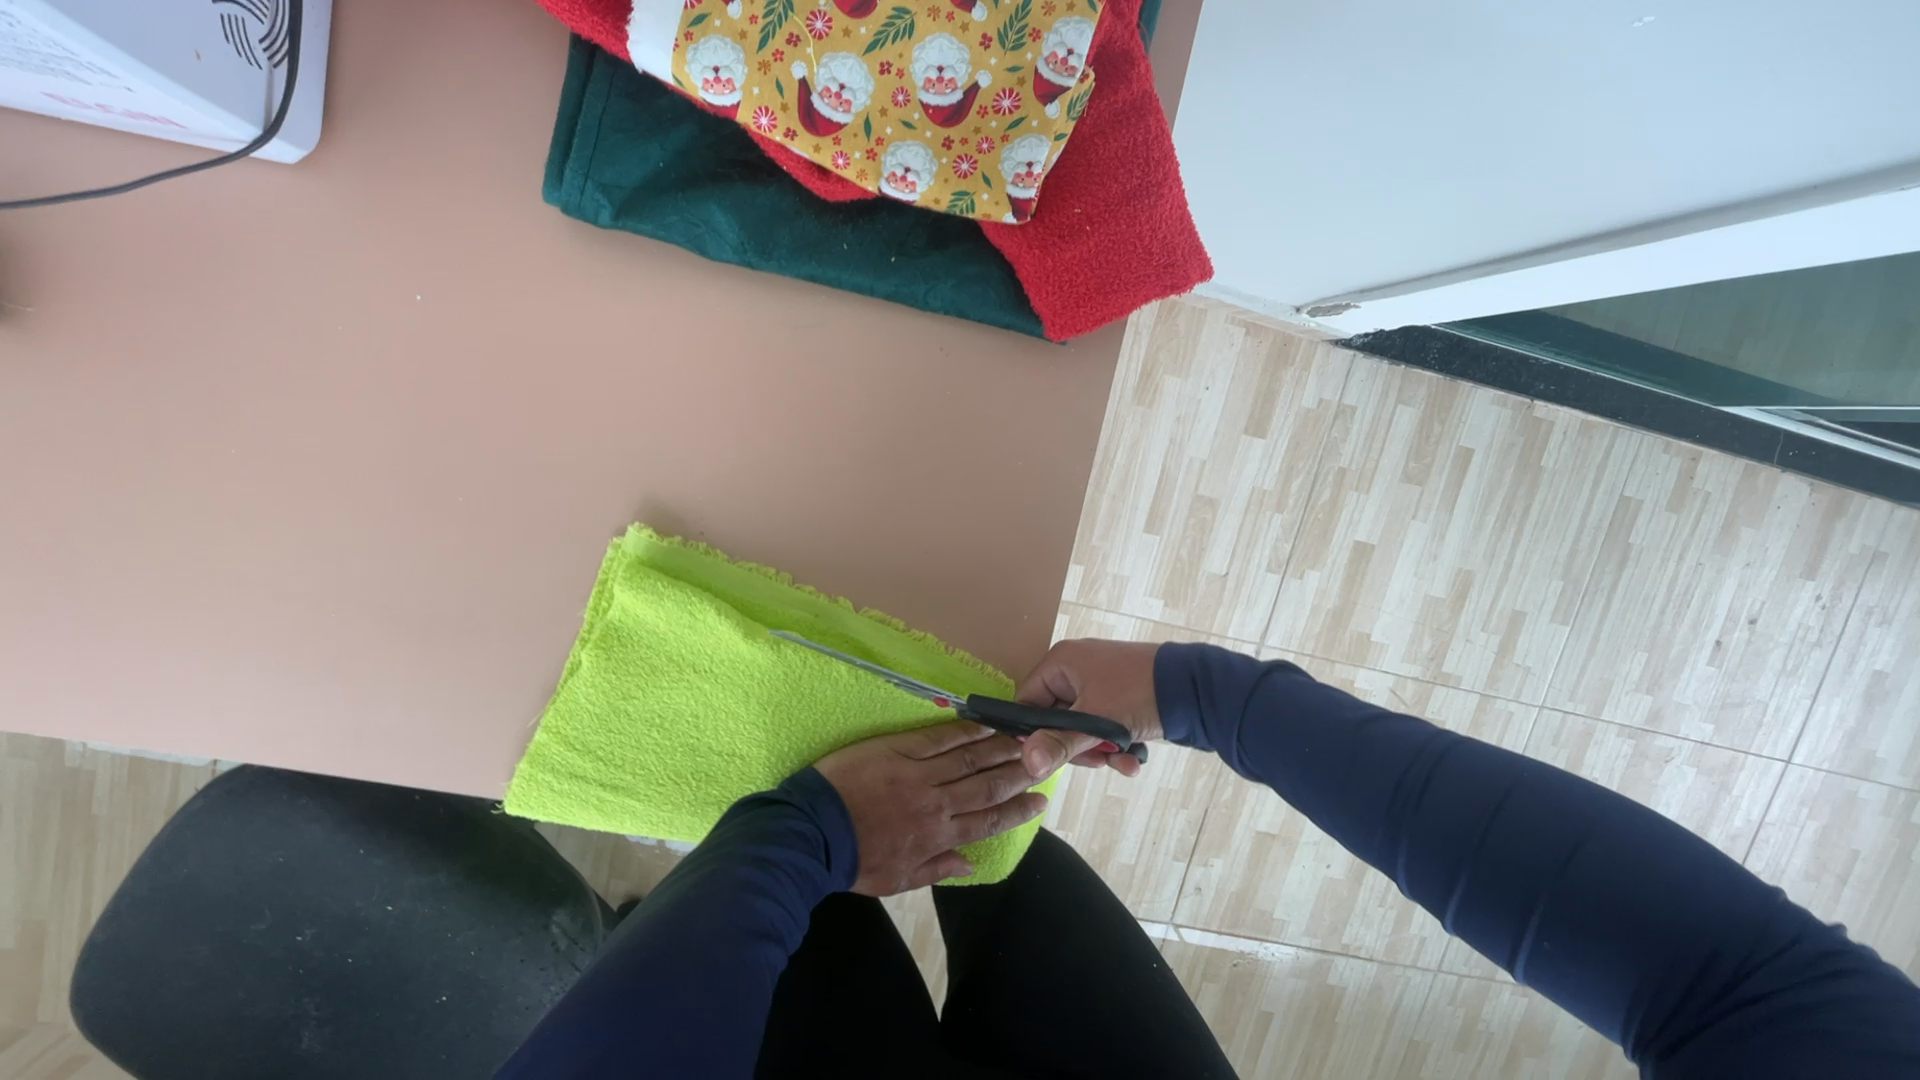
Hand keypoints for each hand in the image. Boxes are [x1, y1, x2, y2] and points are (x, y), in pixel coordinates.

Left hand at [813, 720, 1048, 896]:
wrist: (811, 835)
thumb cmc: (852, 861)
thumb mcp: (895, 880)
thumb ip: (936, 869)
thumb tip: (970, 863)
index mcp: (937, 837)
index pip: (988, 821)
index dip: (1017, 811)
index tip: (1040, 801)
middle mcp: (937, 803)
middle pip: (987, 785)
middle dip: (1018, 774)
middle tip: (1042, 762)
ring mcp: (918, 774)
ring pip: (969, 758)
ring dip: (999, 748)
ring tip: (1021, 739)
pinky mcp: (899, 750)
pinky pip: (939, 738)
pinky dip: (965, 730)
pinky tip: (983, 723)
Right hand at [1013, 639, 1162, 779]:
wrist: (1196, 687)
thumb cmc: (1137, 694)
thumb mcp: (1095, 722)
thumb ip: (1058, 744)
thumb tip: (1027, 763)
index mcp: (1061, 662)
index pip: (1027, 702)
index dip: (1034, 734)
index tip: (1050, 758)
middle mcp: (1076, 667)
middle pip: (1056, 718)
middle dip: (1076, 746)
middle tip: (1095, 761)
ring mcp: (1101, 680)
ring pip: (1083, 725)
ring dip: (1100, 749)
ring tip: (1121, 762)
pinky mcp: (1121, 695)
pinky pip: (1104, 723)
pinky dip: (1115, 742)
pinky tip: (1133, 759)